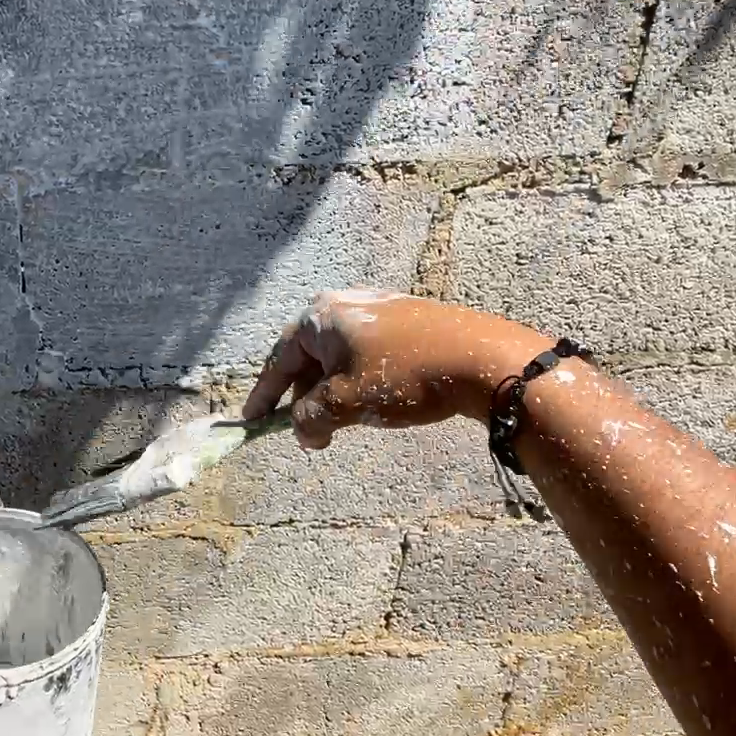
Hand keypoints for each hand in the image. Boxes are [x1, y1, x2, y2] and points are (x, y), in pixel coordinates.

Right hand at [243, 291, 552, 448]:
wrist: (483, 360)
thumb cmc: (404, 377)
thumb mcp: (345, 403)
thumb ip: (309, 418)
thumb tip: (302, 432)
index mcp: (320, 316)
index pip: (279, 358)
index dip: (264, 394)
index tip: (253, 420)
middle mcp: (343, 303)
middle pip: (307, 356)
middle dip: (303, 396)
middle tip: (307, 431)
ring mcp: (377, 308)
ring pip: (338, 356)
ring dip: (331, 391)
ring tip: (339, 423)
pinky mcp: (406, 318)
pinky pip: (365, 352)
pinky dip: (357, 379)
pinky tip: (371, 402)